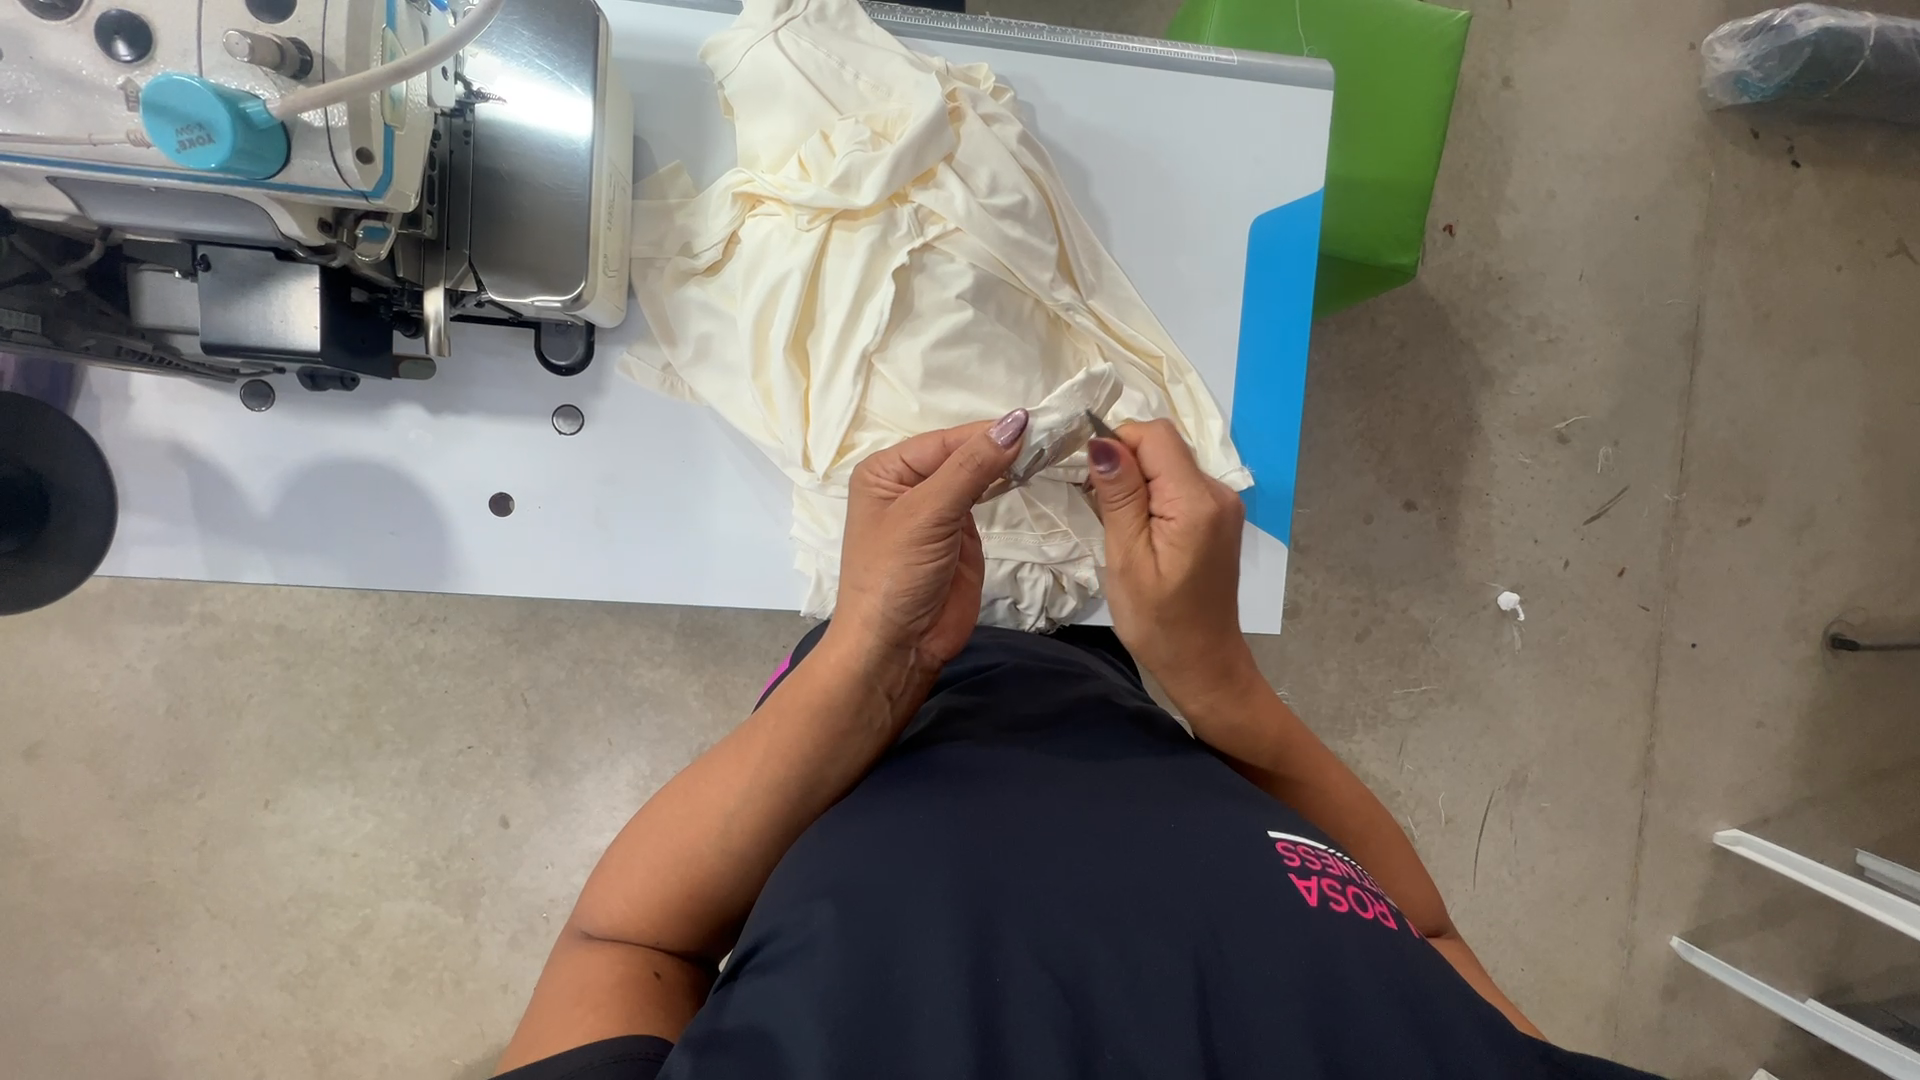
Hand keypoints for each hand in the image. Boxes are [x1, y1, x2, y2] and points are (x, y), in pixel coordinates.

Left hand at [827, 409, 1029, 690]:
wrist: (897, 647)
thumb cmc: (896, 575)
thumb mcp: (928, 514)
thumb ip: (971, 467)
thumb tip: (1016, 421)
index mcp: (886, 471)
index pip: (945, 440)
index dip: (987, 432)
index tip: (1035, 421)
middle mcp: (909, 486)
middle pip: (961, 454)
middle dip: (1000, 445)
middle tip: (1051, 432)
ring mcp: (937, 512)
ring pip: (976, 476)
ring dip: (1007, 464)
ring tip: (1048, 446)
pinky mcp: (960, 537)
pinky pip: (985, 502)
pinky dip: (1007, 487)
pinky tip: (1030, 473)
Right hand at [1087, 420, 1260, 710]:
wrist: (1203, 662)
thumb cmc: (1157, 621)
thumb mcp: (1127, 559)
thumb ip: (1119, 496)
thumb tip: (1101, 441)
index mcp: (1197, 501)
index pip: (1154, 435)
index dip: (1116, 444)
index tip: (1089, 480)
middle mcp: (1218, 492)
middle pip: (1163, 445)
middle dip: (1123, 462)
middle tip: (1096, 505)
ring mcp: (1222, 504)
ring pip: (1168, 463)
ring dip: (1134, 480)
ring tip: (1115, 523)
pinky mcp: (1216, 517)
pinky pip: (1177, 485)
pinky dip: (1151, 494)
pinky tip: (1137, 528)